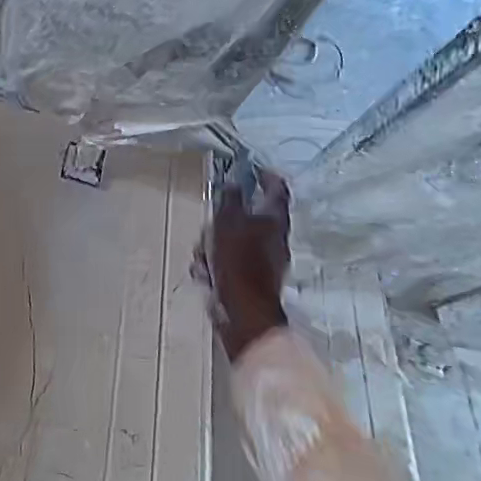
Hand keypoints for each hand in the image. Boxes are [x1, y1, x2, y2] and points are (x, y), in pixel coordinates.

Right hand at [192, 168, 290, 359]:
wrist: (242, 312)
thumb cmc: (238, 262)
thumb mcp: (227, 222)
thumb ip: (229, 199)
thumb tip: (232, 180)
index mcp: (274, 220)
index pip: (277, 189)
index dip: (265, 176)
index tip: (252, 168)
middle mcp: (273, 238)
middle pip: (247, 216)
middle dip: (223, 219)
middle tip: (211, 222)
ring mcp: (261, 260)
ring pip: (230, 240)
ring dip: (212, 244)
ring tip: (202, 255)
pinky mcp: (246, 278)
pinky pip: (224, 262)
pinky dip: (212, 265)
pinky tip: (205, 272)